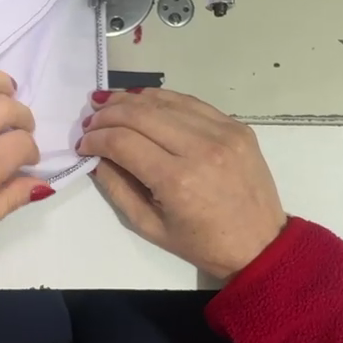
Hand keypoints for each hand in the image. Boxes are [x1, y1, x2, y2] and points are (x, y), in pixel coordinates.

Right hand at [78, 89, 286, 279]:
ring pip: (164, 102)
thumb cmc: (202, 243)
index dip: (96, 139)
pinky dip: (162, 98)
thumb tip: (97, 157)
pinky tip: (142, 100)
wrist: (260, 244)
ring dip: (130, 100)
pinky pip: (191, 102)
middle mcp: (200, 149)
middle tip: (90, 121)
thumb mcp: (150, 226)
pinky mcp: (237, 126)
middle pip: (140, 115)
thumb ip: (118, 188)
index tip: (83, 144)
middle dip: (108, 114)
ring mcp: (223, 133)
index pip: (123, 142)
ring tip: (108, 103)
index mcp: (177, 181)